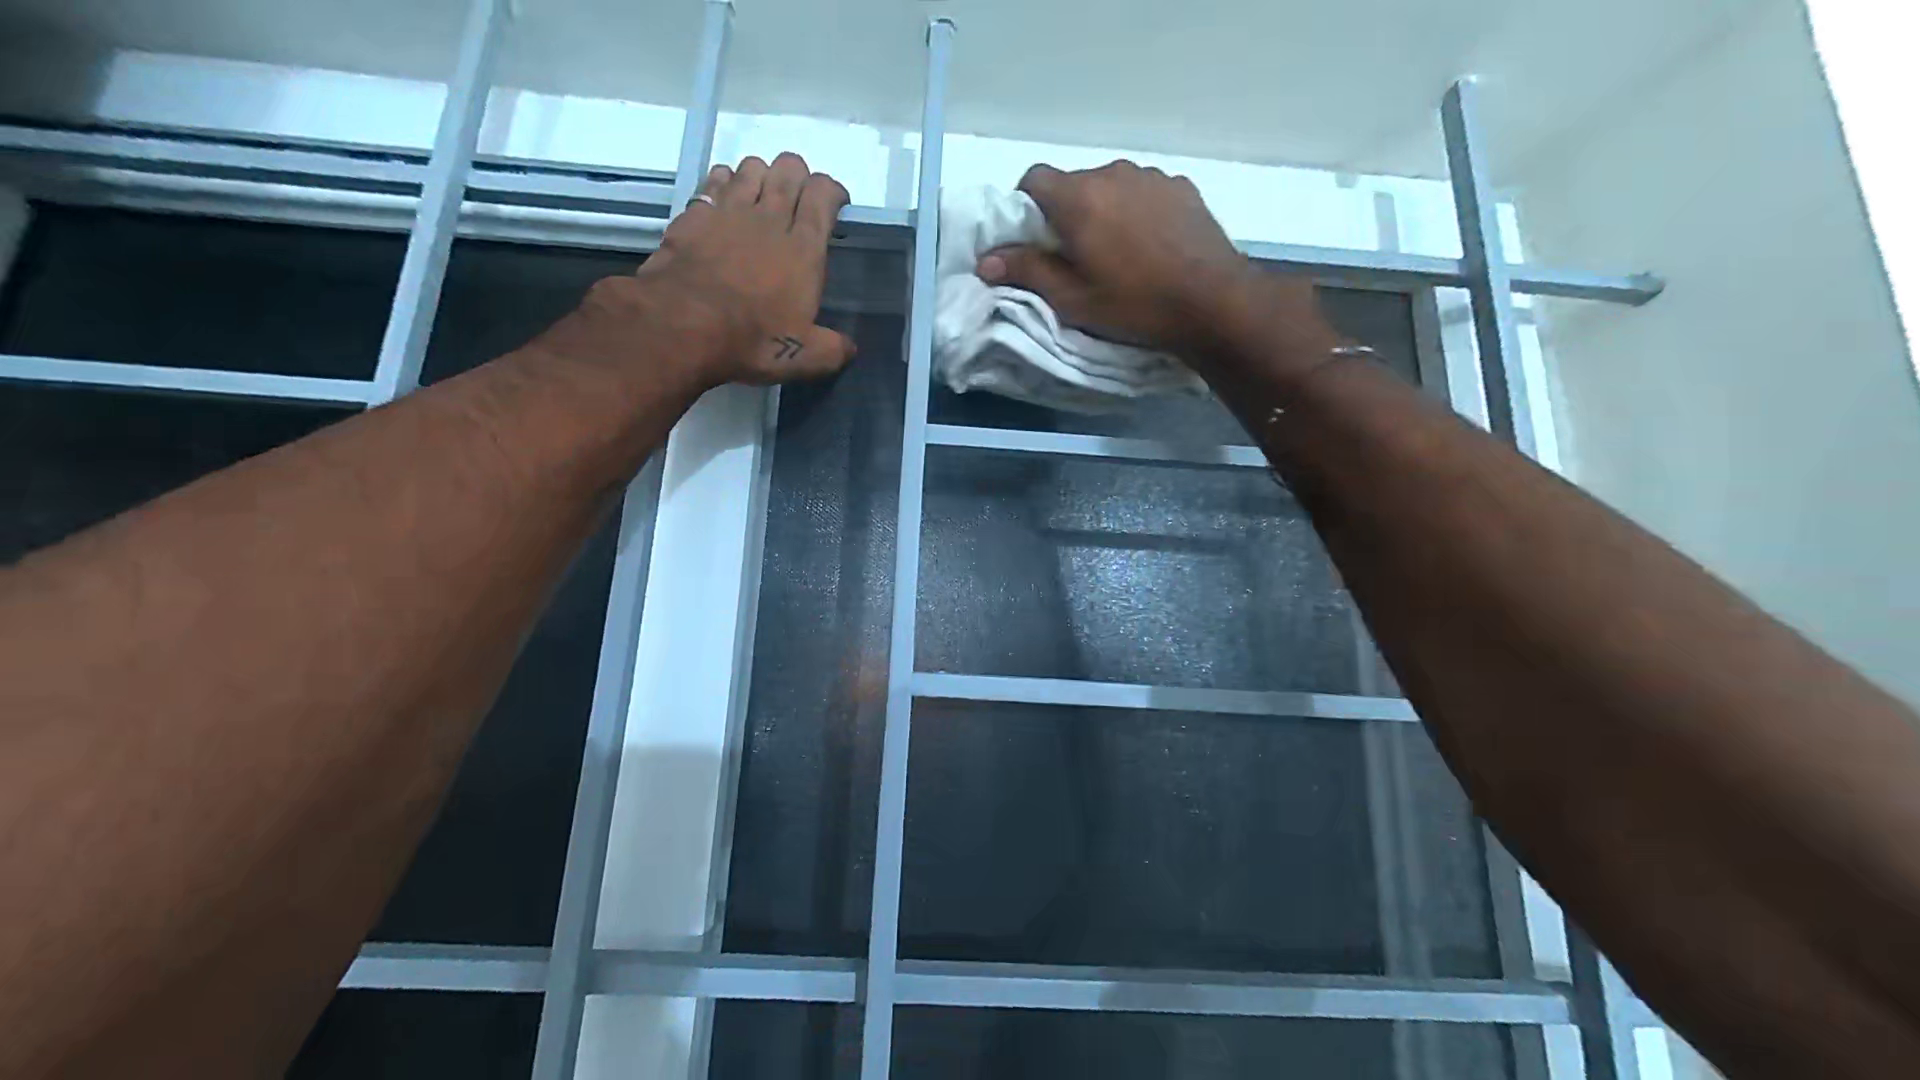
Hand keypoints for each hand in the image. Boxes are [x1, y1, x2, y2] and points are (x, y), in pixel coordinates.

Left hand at [540, 153, 855, 391]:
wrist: (684, 325)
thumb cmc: (752, 340)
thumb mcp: (805, 358)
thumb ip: (833, 350)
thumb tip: (849, 348)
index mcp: (805, 250)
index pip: (824, 196)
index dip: (833, 192)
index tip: (835, 203)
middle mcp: (771, 219)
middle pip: (789, 171)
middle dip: (800, 176)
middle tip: (799, 198)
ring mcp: (730, 211)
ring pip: (753, 168)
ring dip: (764, 176)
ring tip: (763, 196)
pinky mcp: (696, 214)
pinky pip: (717, 180)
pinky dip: (727, 181)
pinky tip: (727, 198)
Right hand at [977, 161, 1339, 379]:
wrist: (1211, 302)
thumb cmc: (1133, 304)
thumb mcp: (1071, 298)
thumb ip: (1026, 271)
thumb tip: (985, 259)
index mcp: (1079, 197)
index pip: (1034, 178)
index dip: (1026, 207)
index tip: (1034, 240)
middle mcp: (1113, 173)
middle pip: (1074, 184)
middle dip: (1066, 214)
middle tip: (1075, 257)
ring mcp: (1152, 177)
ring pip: (1111, 186)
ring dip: (1104, 211)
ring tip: (1117, 254)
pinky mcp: (1182, 187)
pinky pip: (1144, 193)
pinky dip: (1136, 212)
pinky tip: (1149, 246)